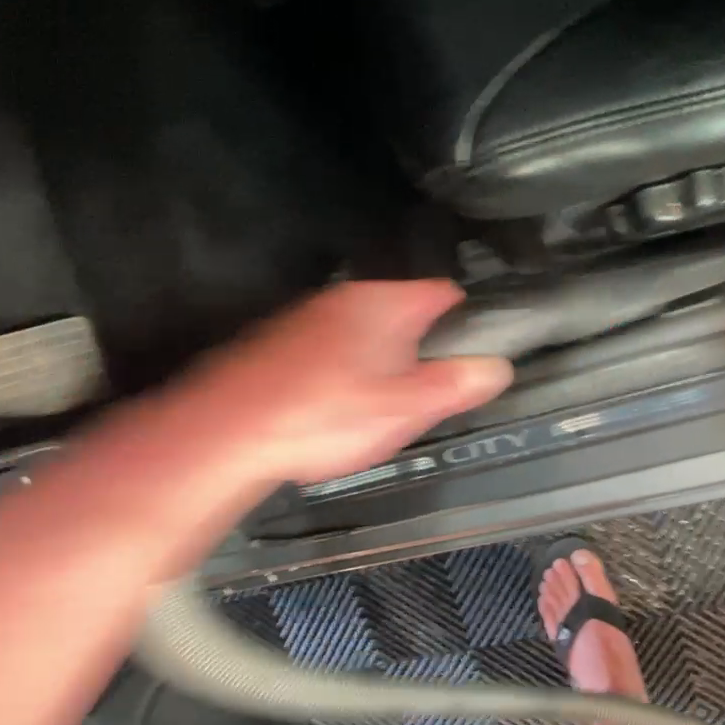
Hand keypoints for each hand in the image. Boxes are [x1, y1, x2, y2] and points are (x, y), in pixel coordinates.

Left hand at [185, 280, 512, 483]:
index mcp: (384, 304)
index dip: (466, 320)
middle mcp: (344, 299)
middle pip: (403, 314)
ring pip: (364, 334)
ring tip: (377, 410)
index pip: (444, 293)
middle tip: (425, 395)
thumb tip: (498, 368)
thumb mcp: (403, 409)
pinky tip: (331, 412)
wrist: (227, 432)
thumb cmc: (320, 417)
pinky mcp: (279, 345)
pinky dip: (339, 375)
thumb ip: (455, 385)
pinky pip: (328, 352)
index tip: (472, 349)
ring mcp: (307, 318)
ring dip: (378, 363)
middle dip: (419, 349)